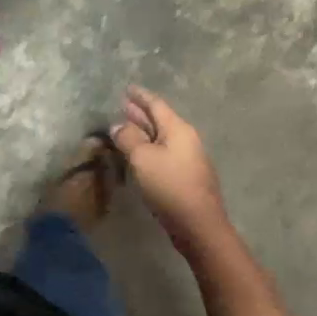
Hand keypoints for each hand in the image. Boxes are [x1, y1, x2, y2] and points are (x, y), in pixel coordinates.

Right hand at [112, 85, 227, 236]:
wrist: (199, 227)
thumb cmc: (169, 186)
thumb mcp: (142, 158)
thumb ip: (128, 138)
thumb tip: (118, 125)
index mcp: (178, 129)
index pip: (156, 104)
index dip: (140, 96)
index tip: (127, 88)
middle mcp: (186, 140)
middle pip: (160, 120)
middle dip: (141, 113)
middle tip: (122, 106)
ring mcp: (188, 159)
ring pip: (162, 138)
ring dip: (144, 132)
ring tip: (125, 128)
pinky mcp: (186, 177)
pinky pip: (164, 153)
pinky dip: (149, 148)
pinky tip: (138, 154)